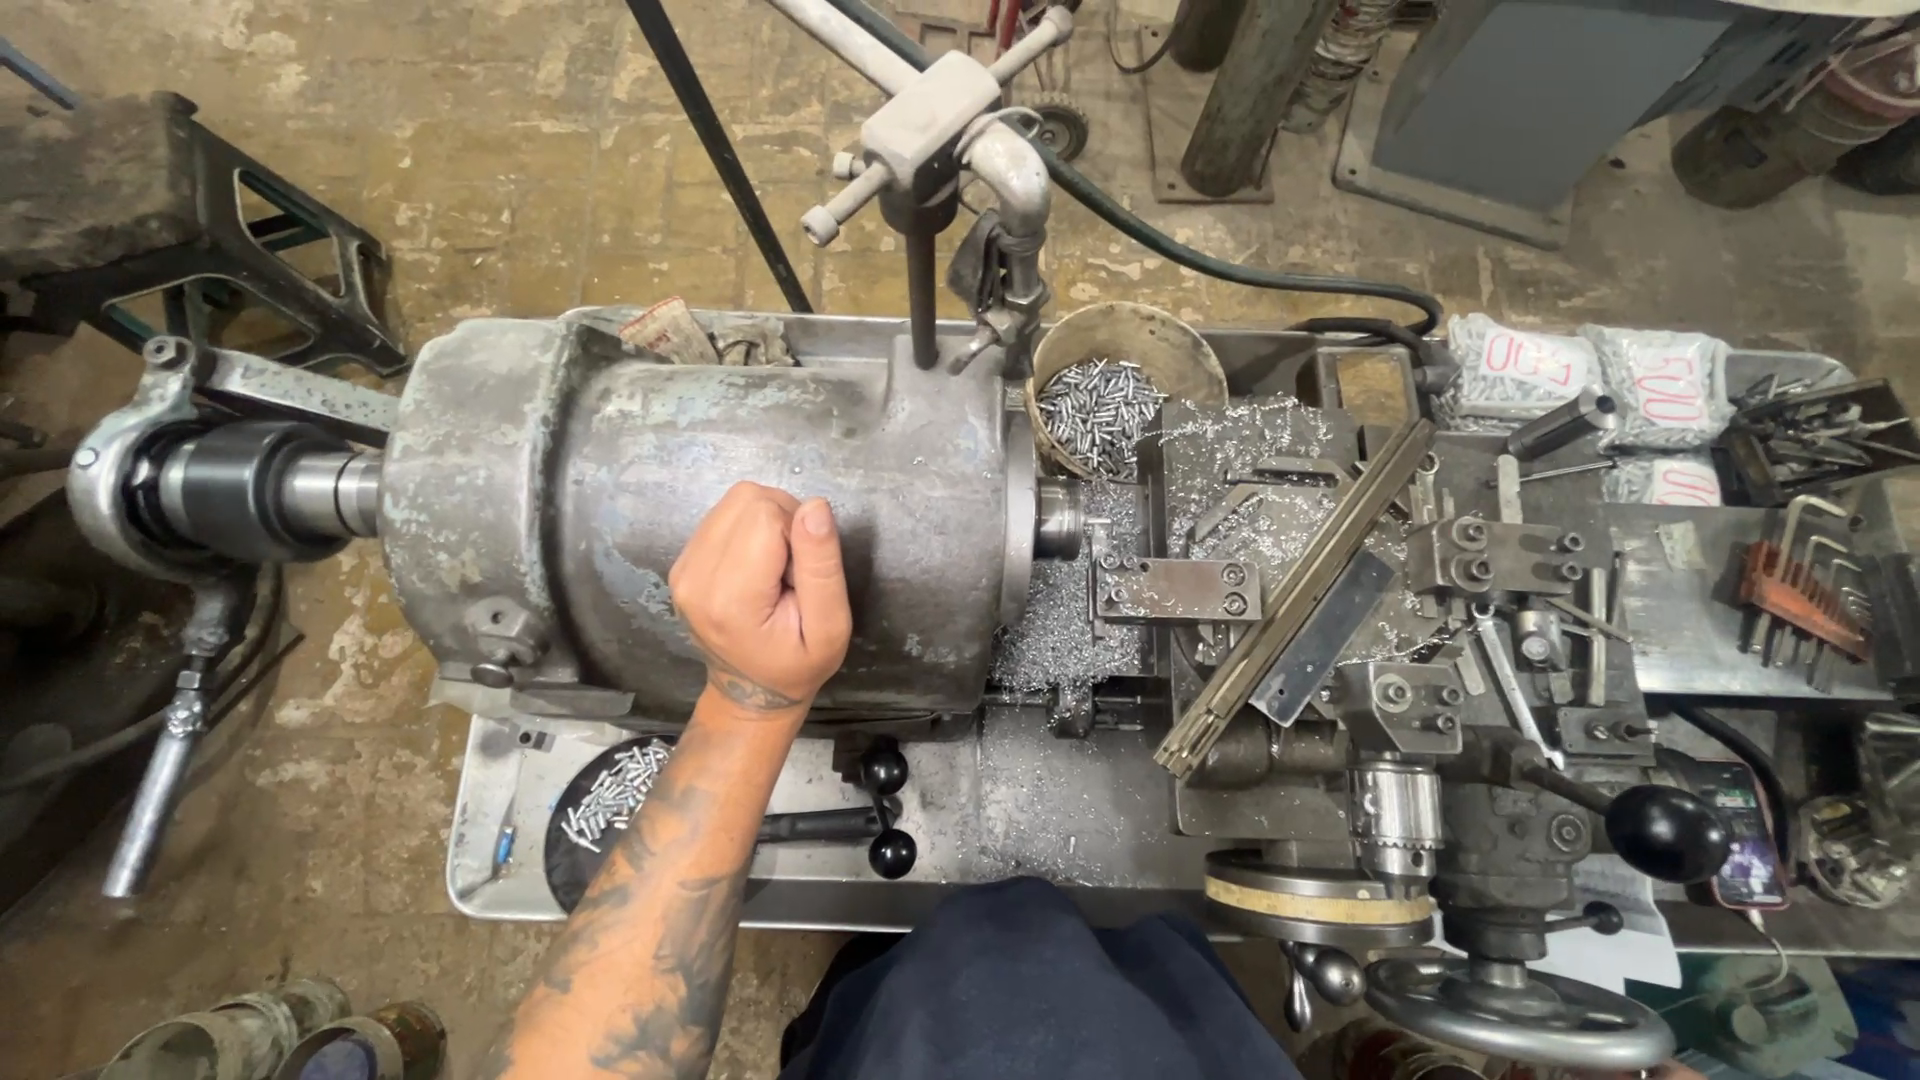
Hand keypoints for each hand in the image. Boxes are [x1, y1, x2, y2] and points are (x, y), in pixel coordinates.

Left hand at [669, 482, 852, 715]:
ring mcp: (682, 567)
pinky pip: (724, 515)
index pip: (767, 513)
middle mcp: (694, 576)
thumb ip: (822, 566)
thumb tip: (815, 505)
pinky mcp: (682, 561)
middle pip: (749, 498)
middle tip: (793, 571)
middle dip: (785, 522)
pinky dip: (751, 530)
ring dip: (768, 523)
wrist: (751, 692)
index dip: (799, 533)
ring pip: (736, 501)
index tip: (802, 575)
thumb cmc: (797, 665)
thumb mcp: (830, 627)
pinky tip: (758, 565)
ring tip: (776, 569)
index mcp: (730, 597)